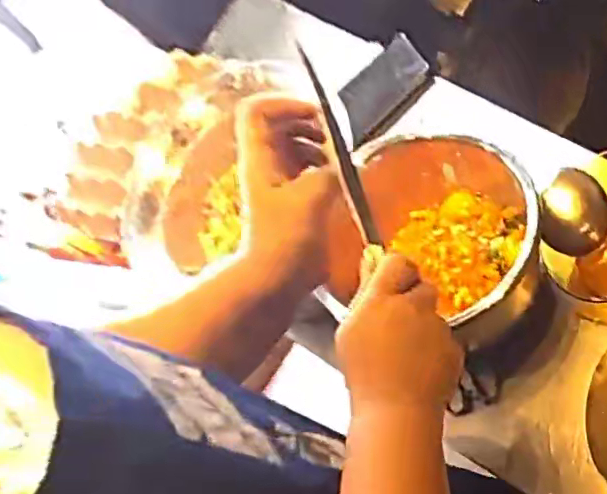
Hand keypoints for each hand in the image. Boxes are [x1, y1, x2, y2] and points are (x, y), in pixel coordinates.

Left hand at [236, 94, 336, 287]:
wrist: (276, 276)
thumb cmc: (286, 240)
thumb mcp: (311, 201)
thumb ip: (329, 175)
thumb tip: (347, 164)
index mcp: (260, 159)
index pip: (260, 111)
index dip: (288, 104)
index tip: (320, 115)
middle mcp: (265, 166)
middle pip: (278, 126)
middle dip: (308, 124)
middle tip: (337, 136)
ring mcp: (277, 185)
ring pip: (293, 150)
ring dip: (318, 148)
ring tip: (342, 160)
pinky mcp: (291, 204)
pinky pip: (305, 175)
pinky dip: (323, 171)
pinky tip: (341, 184)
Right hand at [335, 253, 463, 410]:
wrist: (399, 408)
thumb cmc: (364, 371)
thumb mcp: (351, 328)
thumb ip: (366, 294)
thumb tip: (372, 262)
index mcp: (382, 298)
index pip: (399, 262)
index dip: (399, 270)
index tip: (394, 281)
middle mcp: (414, 307)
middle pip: (425, 286)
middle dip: (416, 298)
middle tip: (401, 320)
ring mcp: (439, 328)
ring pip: (435, 318)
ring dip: (426, 327)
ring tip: (410, 353)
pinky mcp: (455, 349)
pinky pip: (447, 341)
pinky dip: (438, 349)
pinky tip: (424, 367)